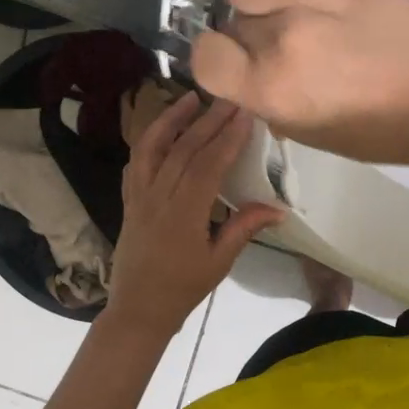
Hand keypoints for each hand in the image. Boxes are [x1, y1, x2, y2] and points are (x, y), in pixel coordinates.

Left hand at [103, 94, 284, 336]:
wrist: (138, 310)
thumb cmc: (182, 290)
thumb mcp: (218, 263)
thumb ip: (244, 229)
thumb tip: (279, 209)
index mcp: (183, 215)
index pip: (206, 166)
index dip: (227, 138)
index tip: (245, 114)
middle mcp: (157, 199)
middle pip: (183, 150)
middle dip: (208, 121)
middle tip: (230, 98)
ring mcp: (138, 198)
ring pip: (152, 149)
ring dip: (171, 120)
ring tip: (191, 98)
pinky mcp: (128, 202)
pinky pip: (135, 164)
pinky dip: (148, 142)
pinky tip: (161, 131)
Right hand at [191, 0, 408, 164]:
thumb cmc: (372, 132)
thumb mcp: (308, 134)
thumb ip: (269, 104)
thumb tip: (254, 81)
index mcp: (268, 88)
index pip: (204, 57)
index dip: (214, 64)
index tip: (235, 70)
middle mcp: (280, 38)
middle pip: (231, 22)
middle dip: (246, 38)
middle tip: (278, 50)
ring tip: (285, 8)